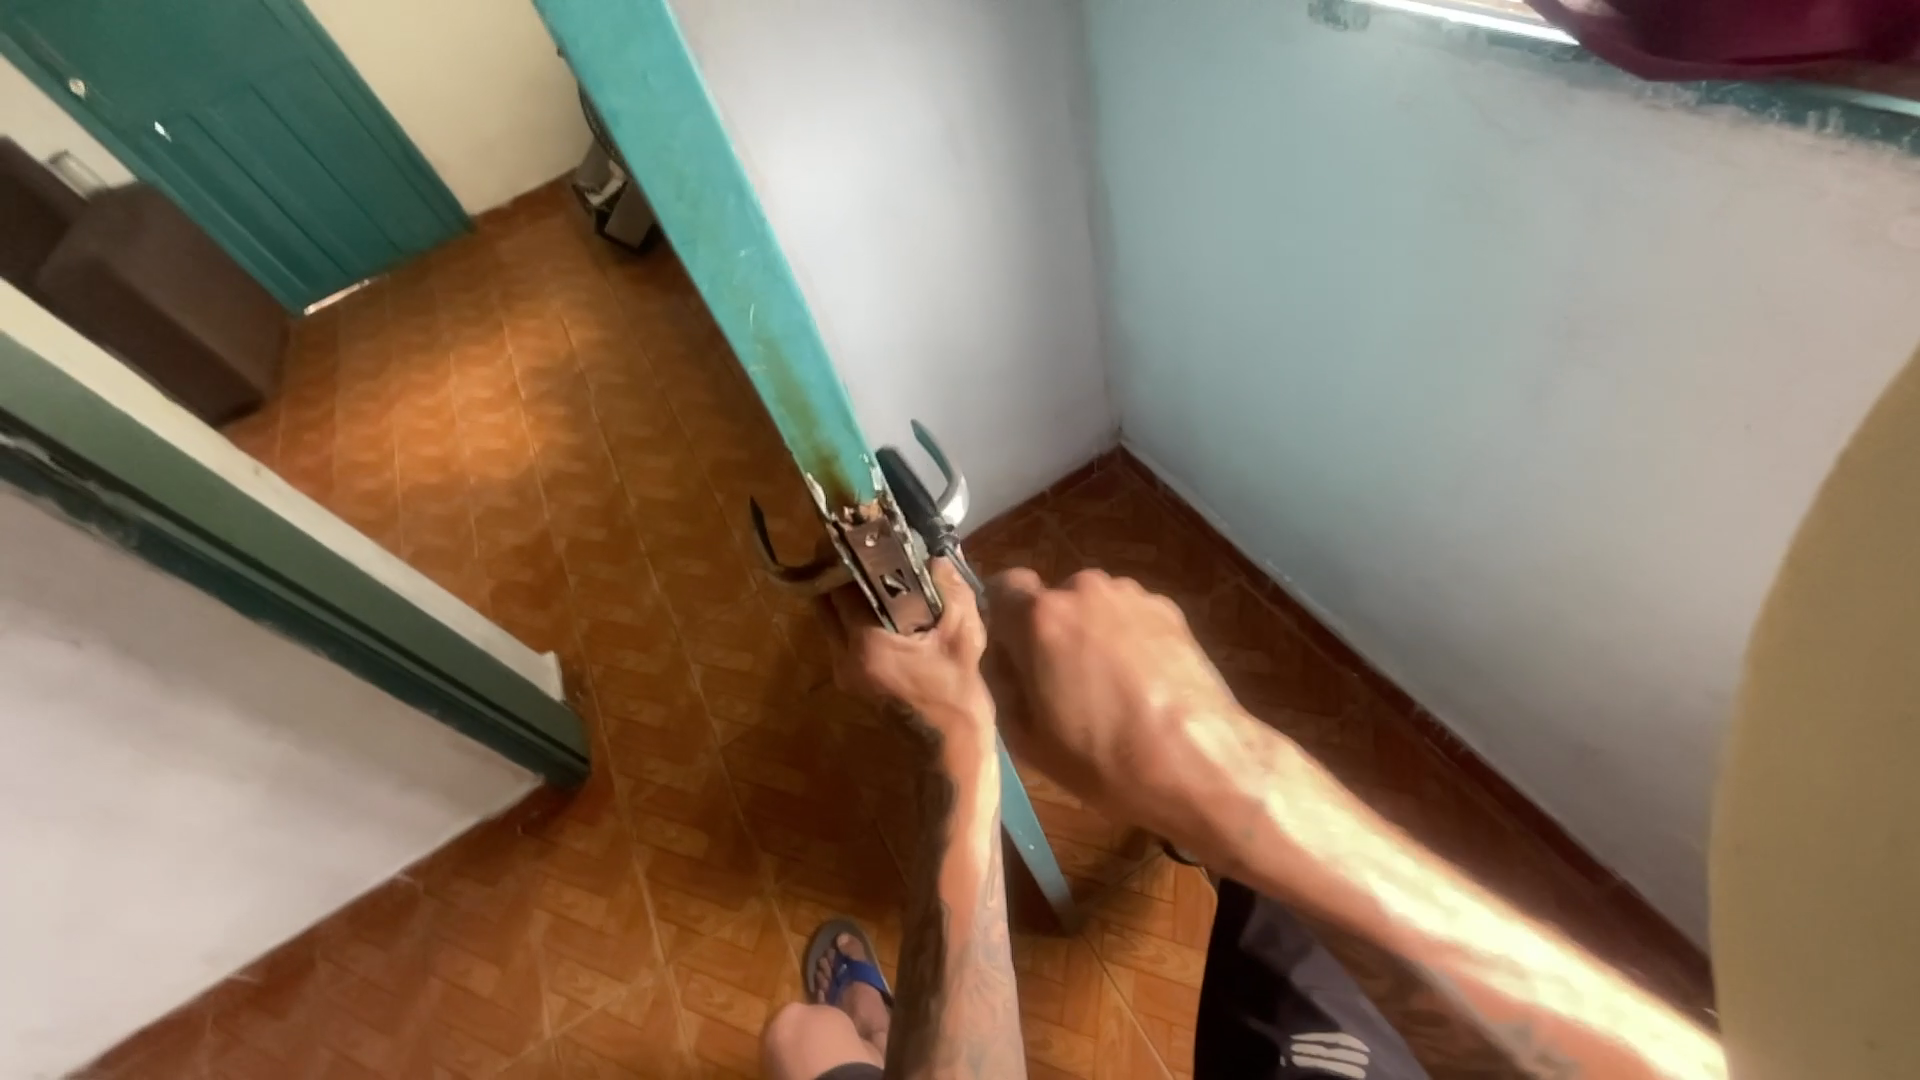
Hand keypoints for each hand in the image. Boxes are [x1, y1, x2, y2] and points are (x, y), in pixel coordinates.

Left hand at [820, 558, 993, 750]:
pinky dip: (852, 611)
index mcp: (866, 645)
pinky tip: (880, 598)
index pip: (838, 588)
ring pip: (829, 618)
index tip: (844, 527)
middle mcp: (844, 657)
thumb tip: (938, 556)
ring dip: (842, 590)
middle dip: (836, 569)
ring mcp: (844, 671)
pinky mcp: (852, 678)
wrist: (951, 749)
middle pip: (823, 601)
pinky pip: (841, 633)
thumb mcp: (964, 637)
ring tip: (868, 564)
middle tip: (855, 541)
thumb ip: (952, 591)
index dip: (840, 555)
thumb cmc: (958, 695)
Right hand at [987, 568, 1269, 850]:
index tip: (1018, 660)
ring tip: (1114, 689)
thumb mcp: (1024, 737)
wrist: (1198, 763)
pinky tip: (1146, 685)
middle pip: (1050, 601)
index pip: (1001, 587)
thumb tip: (1004, 658)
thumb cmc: (1101, 757)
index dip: (1005, 622)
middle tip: (1066, 686)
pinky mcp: (1169, 608)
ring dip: (1091, 634)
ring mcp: (1131, 594)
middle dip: (1050, 632)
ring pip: (1092, 607)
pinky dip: (1129, 640)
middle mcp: (1082, 588)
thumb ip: (1000, 682)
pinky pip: (1129, 617)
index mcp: (1038, 616)